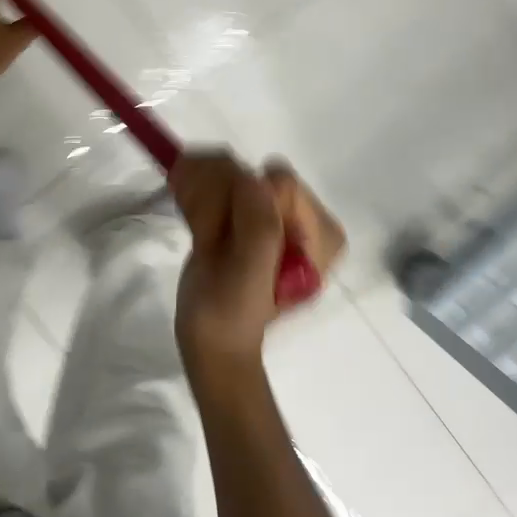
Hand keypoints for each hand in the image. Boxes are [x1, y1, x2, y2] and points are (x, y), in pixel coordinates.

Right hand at [172, 150, 345, 368]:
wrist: (210, 343)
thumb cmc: (230, 313)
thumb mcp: (249, 274)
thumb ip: (259, 225)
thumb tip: (250, 178)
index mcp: (321, 233)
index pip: (280, 183)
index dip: (242, 198)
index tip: (220, 230)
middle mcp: (304, 218)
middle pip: (256, 173)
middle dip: (221, 194)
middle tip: (206, 234)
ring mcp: (276, 217)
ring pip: (234, 174)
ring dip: (205, 193)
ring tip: (201, 234)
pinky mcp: (249, 217)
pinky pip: (223, 184)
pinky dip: (201, 193)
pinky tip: (195, 222)